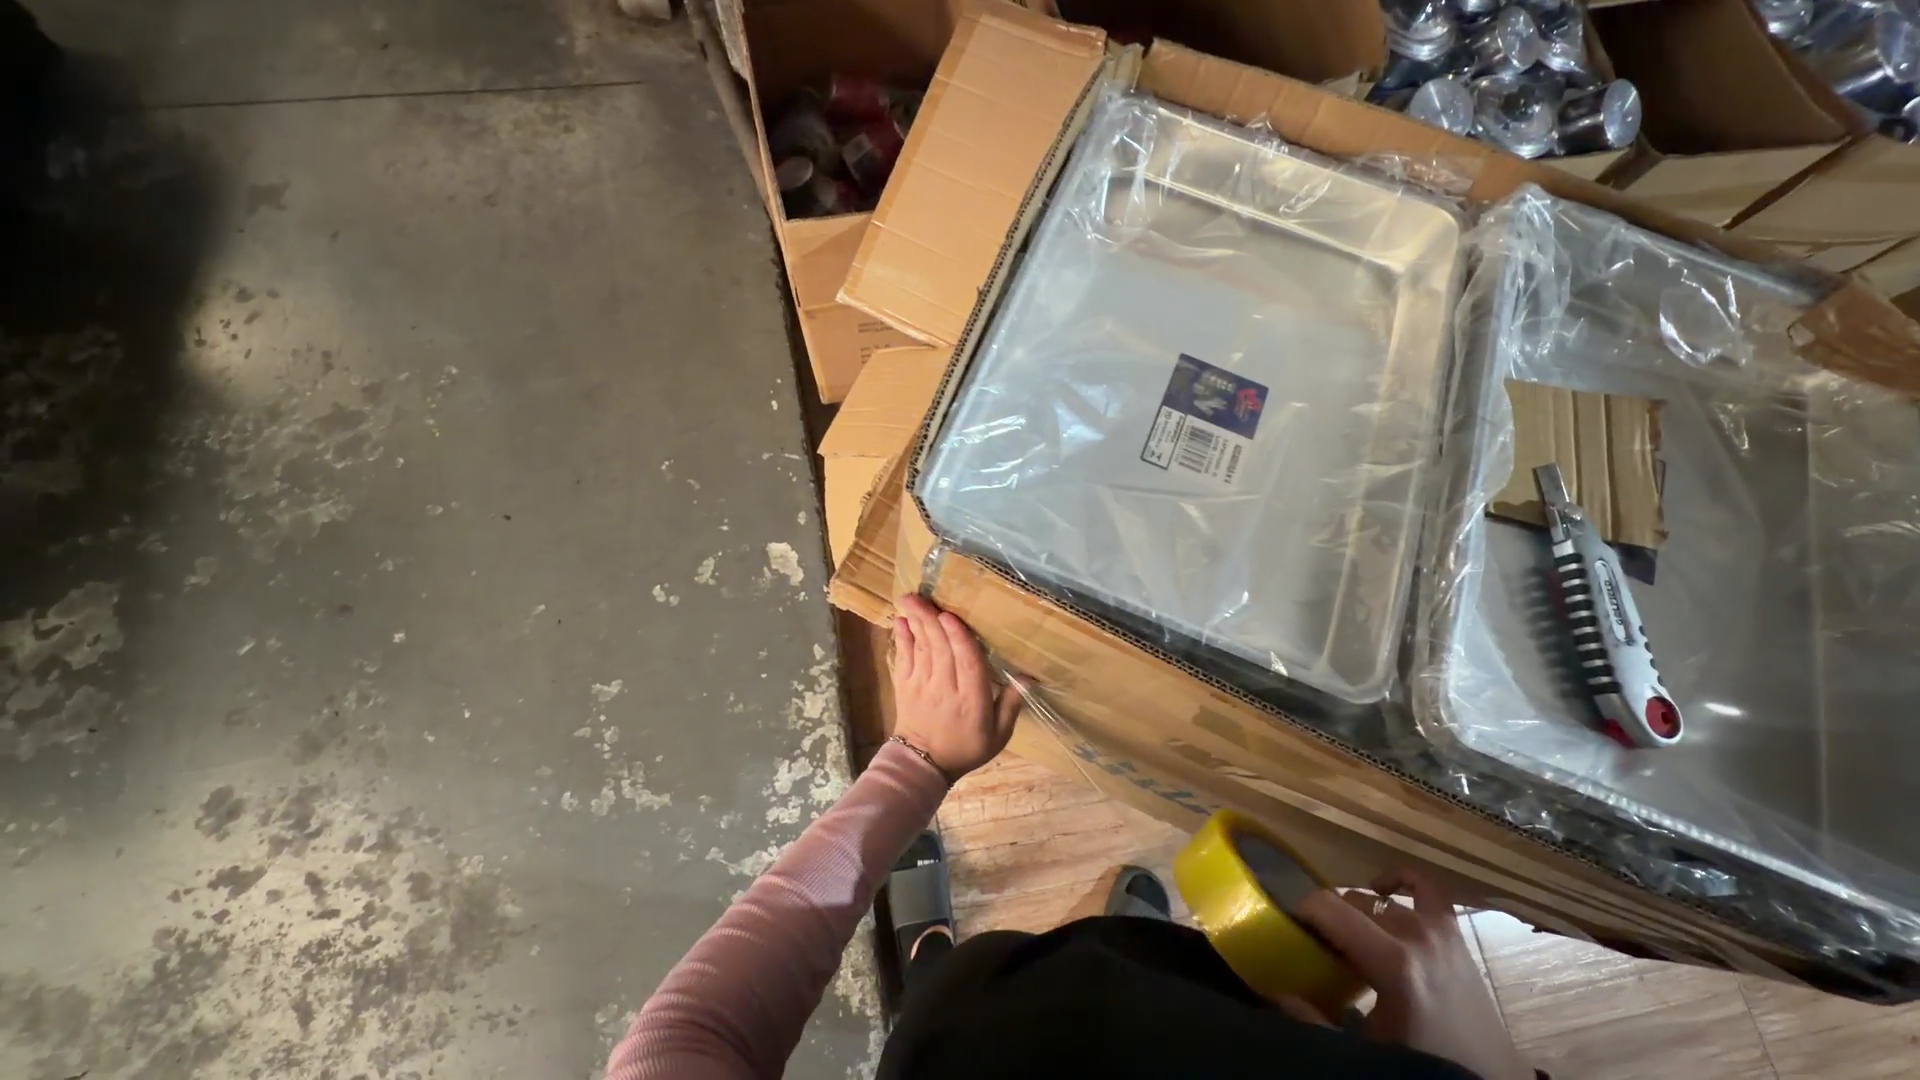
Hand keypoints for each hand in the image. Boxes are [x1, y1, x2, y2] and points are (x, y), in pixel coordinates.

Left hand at [890, 594, 1024, 778]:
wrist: (924, 765)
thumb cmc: (966, 747)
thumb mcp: (998, 734)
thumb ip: (1011, 704)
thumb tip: (1028, 677)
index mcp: (972, 700)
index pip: (967, 664)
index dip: (959, 639)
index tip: (951, 617)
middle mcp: (946, 689)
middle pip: (940, 650)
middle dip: (930, 621)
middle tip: (922, 595)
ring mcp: (922, 687)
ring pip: (921, 650)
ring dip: (915, 623)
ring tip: (910, 600)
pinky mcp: (904, 687)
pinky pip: (903, 659)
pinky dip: (902, 640)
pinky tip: (901, 622)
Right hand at [1294, 868, 1530, 1079]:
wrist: (1489, 1077)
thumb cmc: (1425, 1060)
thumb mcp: (1367, 1049)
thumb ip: (1315, 1019)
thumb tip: (1272, 990)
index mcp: (1393, 964)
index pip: (1329, 908)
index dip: (1301, 910)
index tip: (1290, 929)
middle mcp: (1415, 934)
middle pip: (1350, 903)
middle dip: (1327, 919)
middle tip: (1318, 947)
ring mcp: (1439, 929)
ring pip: (1377, 899)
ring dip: (1356, 913)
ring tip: (1348, 938)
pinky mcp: (1454, 932)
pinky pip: (1424, 885)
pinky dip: (1399, 879)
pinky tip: (1381, 890)